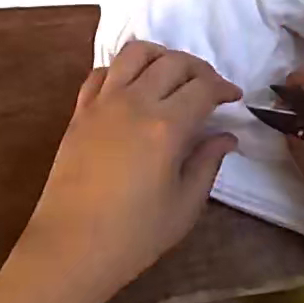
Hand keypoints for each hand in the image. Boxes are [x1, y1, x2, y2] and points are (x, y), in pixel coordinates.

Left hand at [16, 41, 241, 301]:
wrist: (70, 249)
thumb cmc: (133, 236)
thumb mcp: (184, 206)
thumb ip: (208, 163)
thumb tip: (226, 136)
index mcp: (166, 126)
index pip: (203, 88)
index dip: (223, 87)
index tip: (233, 97)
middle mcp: (135, 102)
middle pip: (173, 62)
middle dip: (199, 68)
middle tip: (209, 87)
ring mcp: (104, 102)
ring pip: (135, 53)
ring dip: (160, 55)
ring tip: (172, 74)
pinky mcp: (80, 110)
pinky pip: (103, 72)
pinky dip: (122, 69)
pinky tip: (132, 86)